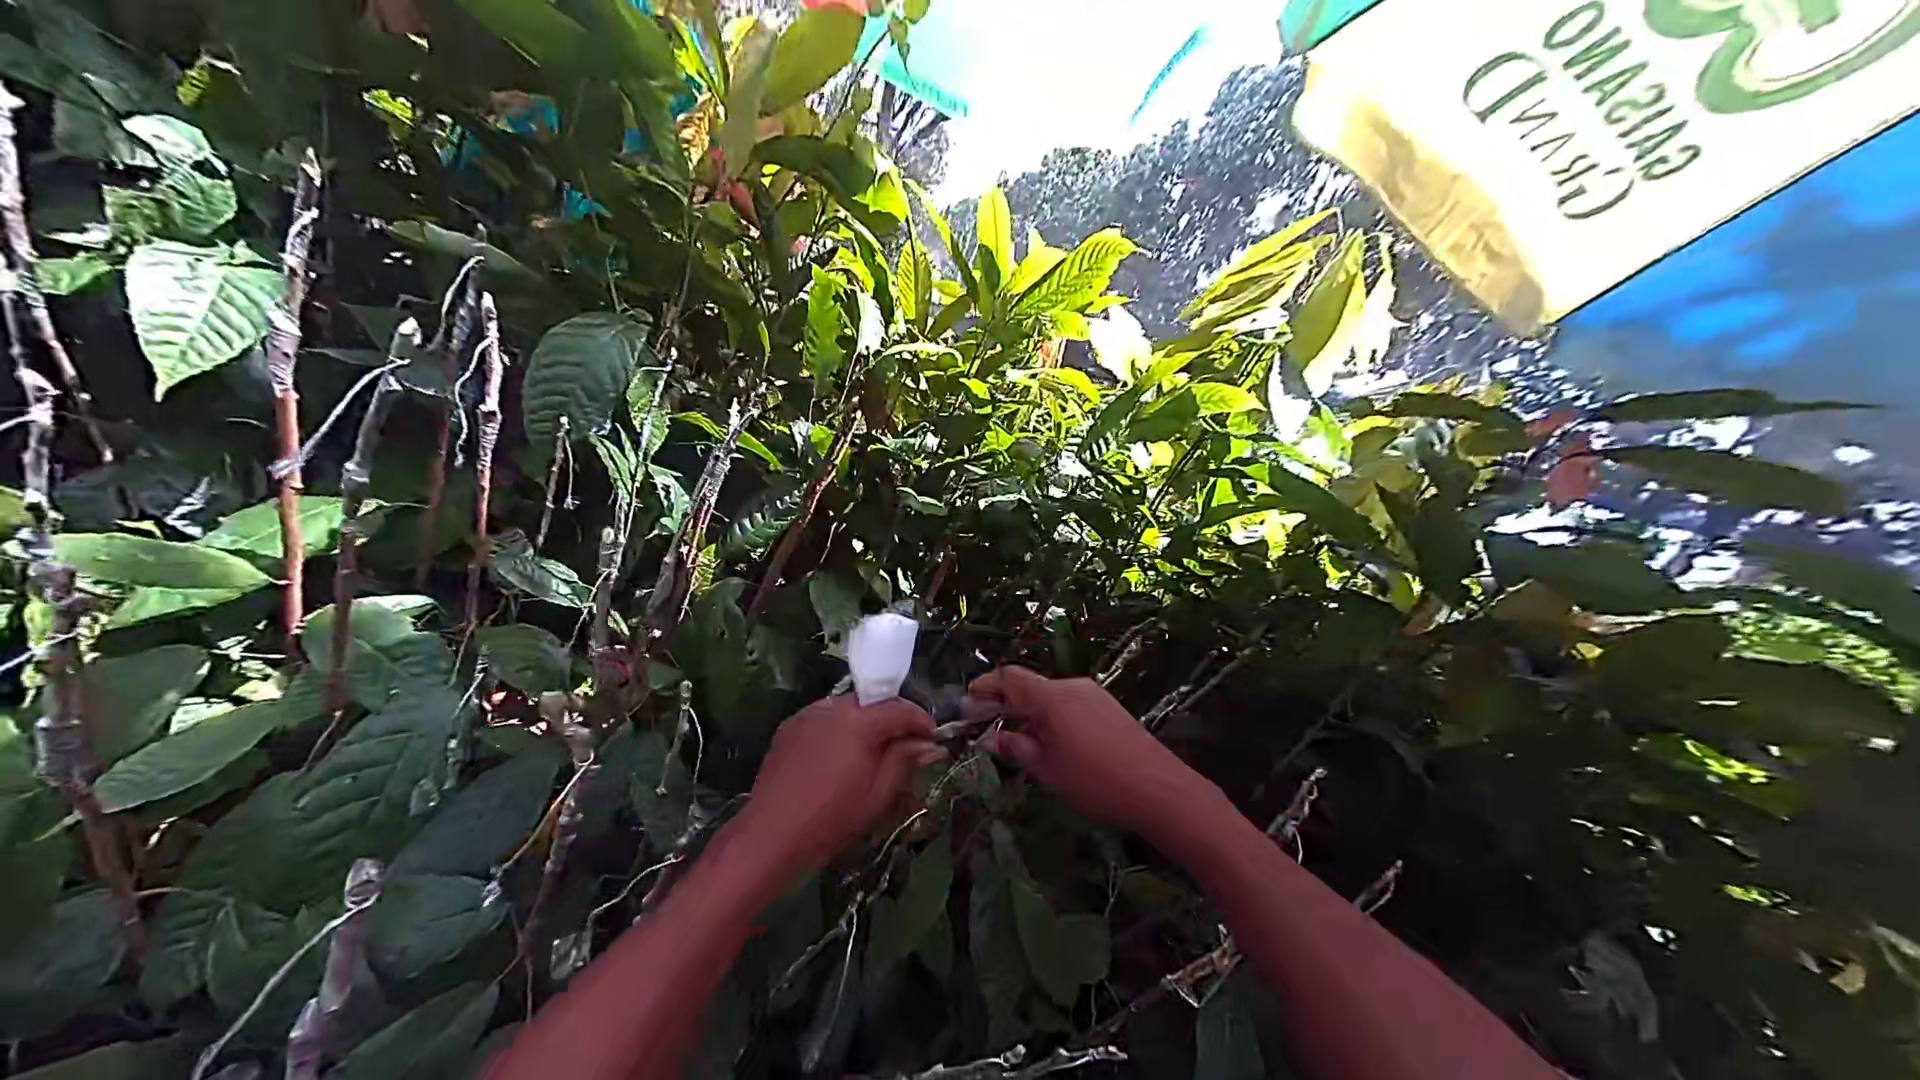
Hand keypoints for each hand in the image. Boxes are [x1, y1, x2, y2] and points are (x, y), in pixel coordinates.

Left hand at [741, 696, 943, 869]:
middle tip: (906, 747)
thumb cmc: (832, 817)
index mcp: (858, 720)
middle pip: (873, 704)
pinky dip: (839, 731)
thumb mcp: (879, 793)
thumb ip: (905, 760)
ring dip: (865, 724)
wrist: (771, 834)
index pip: (900, 708)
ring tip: (872, 754)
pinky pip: (824, 720)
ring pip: (847, 710)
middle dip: (893, 721)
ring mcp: (807, 715)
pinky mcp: (789, 728)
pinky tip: (839, 758)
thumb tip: (930, 744)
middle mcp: (832, 706)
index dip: (921, 721)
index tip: (933, 737)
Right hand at [970, 667, 1224, 839]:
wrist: (1160, 789)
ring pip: (1050, 696)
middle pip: (1029, 686)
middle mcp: (1072, 686)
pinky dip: (1051, 716)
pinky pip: (1069, 704)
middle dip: (1004, 703)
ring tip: (1017, 739)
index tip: (968, 703)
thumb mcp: (1046, 769)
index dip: (984, 687)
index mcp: (1052, 696)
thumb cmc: (1095, 781)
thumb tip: (993, 737)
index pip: (1008, 678)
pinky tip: (1050, 741)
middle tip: (985, 725)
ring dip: (1028, 711)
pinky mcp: (1109, 708)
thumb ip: (1016, 746)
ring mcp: (1094, 695)